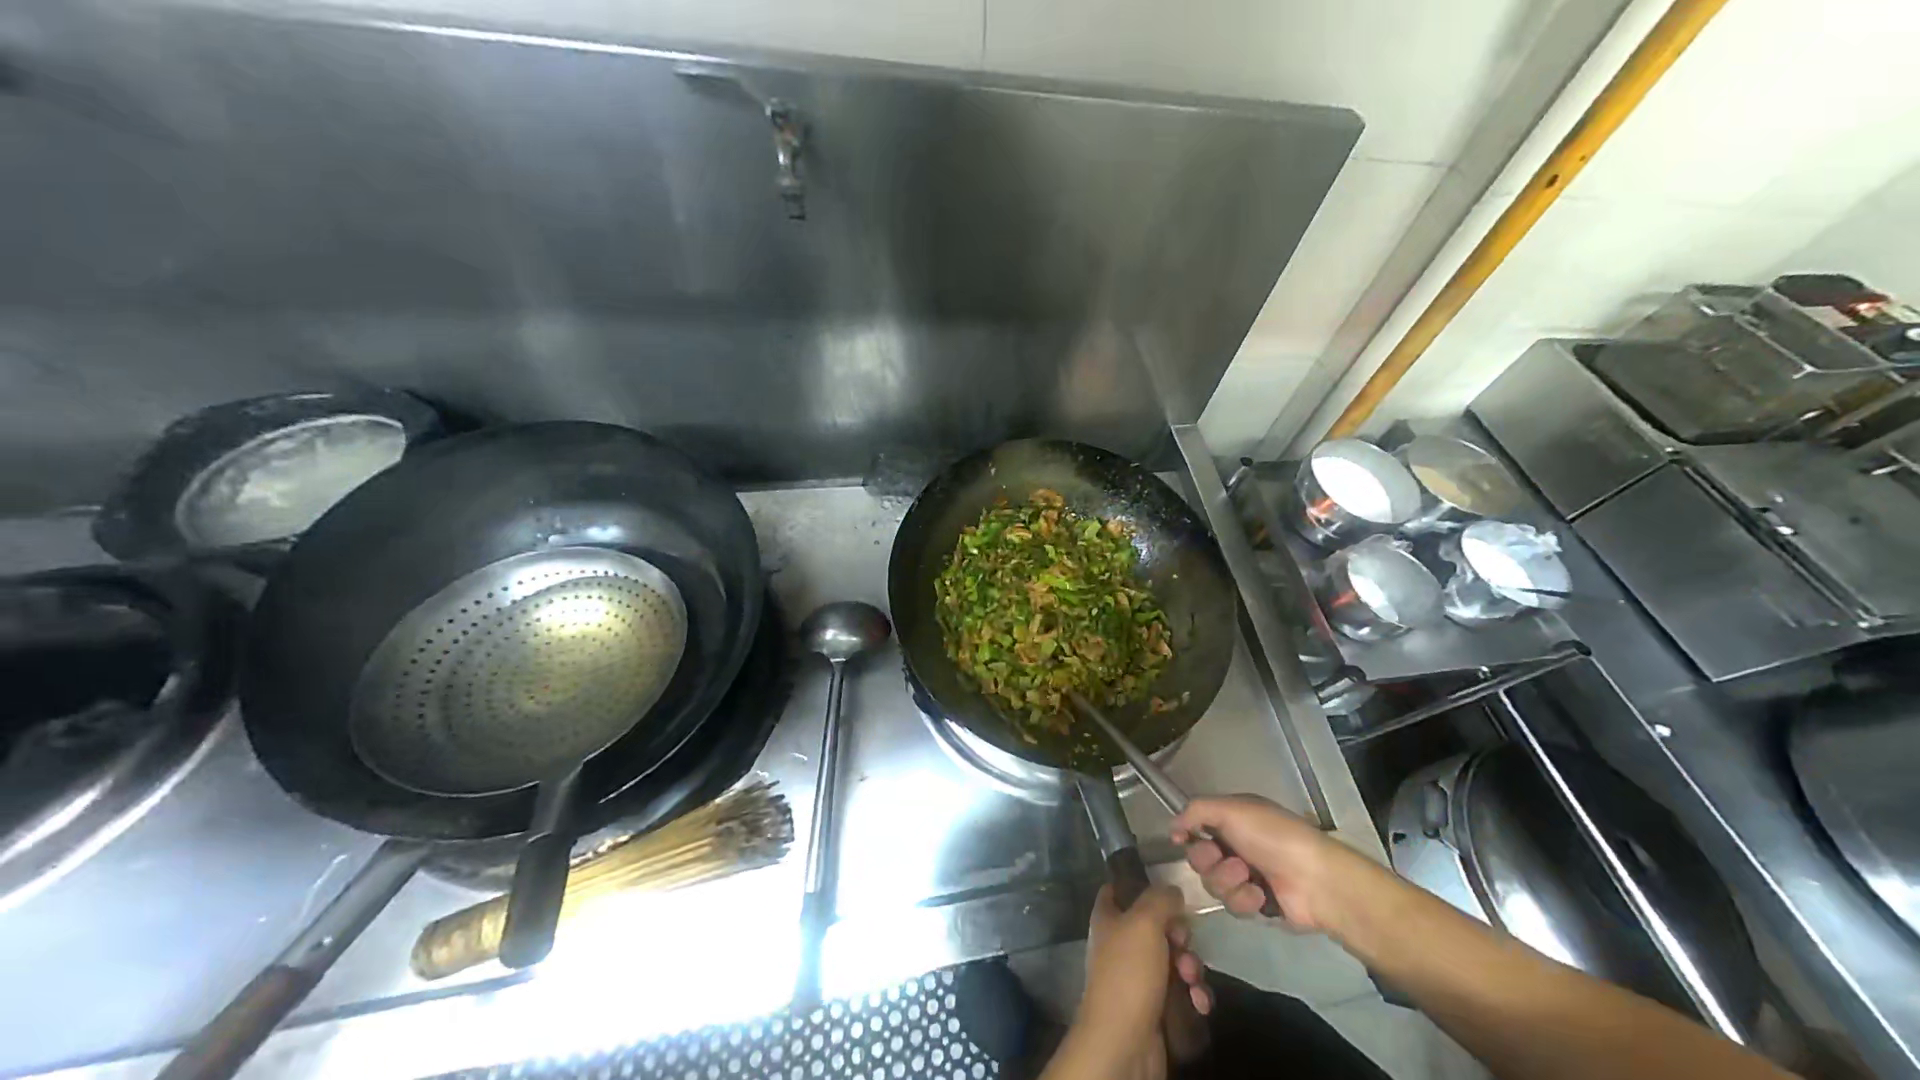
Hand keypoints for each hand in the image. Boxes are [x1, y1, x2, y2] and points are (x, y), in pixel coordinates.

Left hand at [1050, 884, 1208, 1079]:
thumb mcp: (1143, 922)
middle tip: (1183, 945)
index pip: (1118, 889)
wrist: (1124, 1043)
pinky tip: (1199, 1003)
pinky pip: (1183, 991)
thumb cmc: (1128, 973)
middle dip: (1180, 936)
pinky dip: (1195, 995)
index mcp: (1108, 918)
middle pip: (1157, 926)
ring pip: (1175, 959)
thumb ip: (1160, 899)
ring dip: (1191, 967)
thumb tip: (1172, 891)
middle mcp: (1121, 944)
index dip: (1142, 888)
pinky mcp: (1157, 1006)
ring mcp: (1139, 976)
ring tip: (1191, 980)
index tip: (1167, 894)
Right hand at [1172, 795, 1383, 932]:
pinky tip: (1261, 896)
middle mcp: (1236, 846)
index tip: (1181, 839)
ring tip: (1249, 878)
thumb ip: (1195, 810)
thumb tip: (1173, 826)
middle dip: (1207, 860)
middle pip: (1198, 858)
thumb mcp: (1232, 809)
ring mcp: (1246, 877)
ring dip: (1227, 881)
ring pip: (1212, 883)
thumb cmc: (1273, 836)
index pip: (1196, 826)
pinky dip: (1244, 899)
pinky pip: (1231, 905)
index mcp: (1233, 820)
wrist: (1315, 880)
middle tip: (1223, 856)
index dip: (1186, 834)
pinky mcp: (1255, 905)